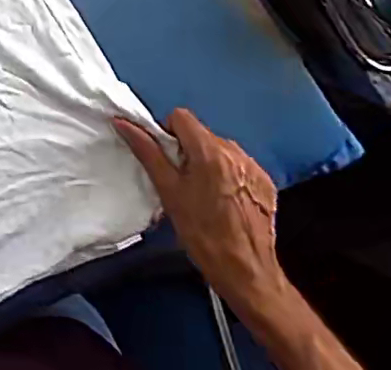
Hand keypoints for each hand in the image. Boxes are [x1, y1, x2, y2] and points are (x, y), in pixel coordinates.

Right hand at [114, 108, 283, 304]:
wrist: (246, 273)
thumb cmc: (202, 233)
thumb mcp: (168, 190)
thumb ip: (147, 151)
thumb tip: (124, 123)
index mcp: (210, 151)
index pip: (181, 117)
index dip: (167, 133)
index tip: (167, 159)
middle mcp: (235, 152)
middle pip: (200, 133)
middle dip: (187, 149)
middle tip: (183, 180)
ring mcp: (254, 167)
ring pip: (219, 148)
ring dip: (207, 161)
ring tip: (205, 193)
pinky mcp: (266, 182)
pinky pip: (238, 164)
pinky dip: (227, 174)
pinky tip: (225, 199)